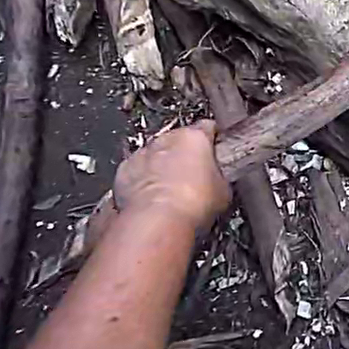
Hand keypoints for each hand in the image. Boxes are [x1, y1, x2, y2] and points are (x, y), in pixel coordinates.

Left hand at [112, 121, 230, 232]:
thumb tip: (219, 180)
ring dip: (162, 167)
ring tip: (171, 192)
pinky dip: (143, 181)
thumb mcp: (224, 190)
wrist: (158, 222)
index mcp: (195, 137)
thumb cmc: (192, 204)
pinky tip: (152, 199)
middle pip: (178, 140)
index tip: (214, 150)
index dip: (212, 139)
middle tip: (193, 178)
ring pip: (155, 155)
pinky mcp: (125, 171)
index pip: (207, 127)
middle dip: (184, 155)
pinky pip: (137, 172)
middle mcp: (167, 139)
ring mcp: (143, 154)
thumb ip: (220, 175)